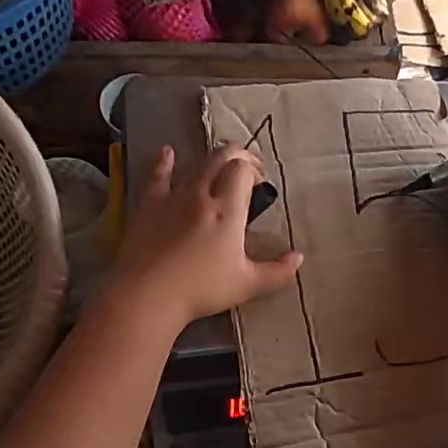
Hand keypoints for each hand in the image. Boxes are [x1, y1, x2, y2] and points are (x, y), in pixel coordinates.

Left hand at [105, 144, 302, 327]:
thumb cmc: (202, 289)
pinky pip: (157, 176)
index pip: (243, 171)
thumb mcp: (247, 284)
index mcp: (228, 210)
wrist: (149, 295)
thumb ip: (277, 270)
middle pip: (221, 158)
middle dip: (238, 157)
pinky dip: (164, 162)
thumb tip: (299, 257)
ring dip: (211, 160)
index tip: (260, 183)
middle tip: (248, 170)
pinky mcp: (148, 205)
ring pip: (195, 164)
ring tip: (219, 166)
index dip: (254, 170)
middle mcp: (201, 194)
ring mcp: (173, 197)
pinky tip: (167, 153)